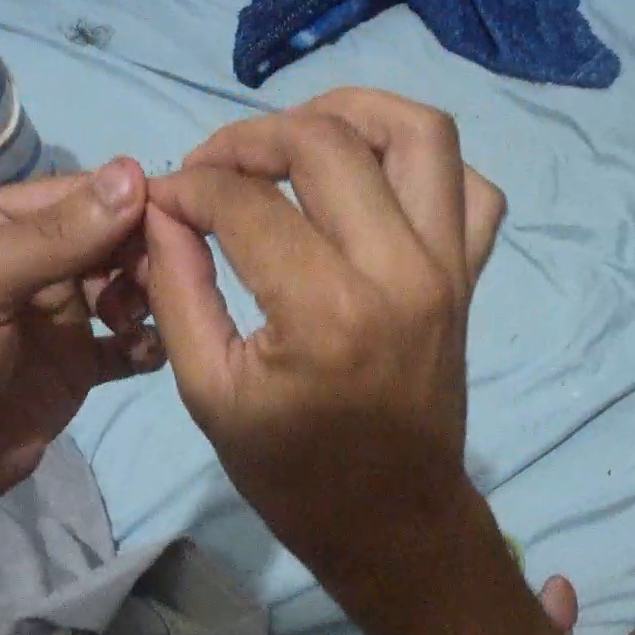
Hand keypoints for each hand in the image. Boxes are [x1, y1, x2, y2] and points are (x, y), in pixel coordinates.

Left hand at [0, 159, 162, 538]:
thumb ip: (53, 236)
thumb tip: (134, 171)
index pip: (78, 195)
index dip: (130, 202)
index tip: (180, 220)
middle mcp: (29, 264)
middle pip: (109, 241)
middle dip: (143, 255)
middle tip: (165, 283)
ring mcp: (55, 320)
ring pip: (125, 291)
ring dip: (148, 298)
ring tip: (142, 322)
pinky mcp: (74, 371)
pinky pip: (125, 348)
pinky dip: (146, 346)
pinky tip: (151, 354)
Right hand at [143, 89, 503, 570]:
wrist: (392, 520)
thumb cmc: (294, 473)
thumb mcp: (210, 391)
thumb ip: (177, 289)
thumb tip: (161, 208)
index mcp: (327, 313)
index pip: (247, 203)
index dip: (189, 187)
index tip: (165, 197)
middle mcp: (400, 272)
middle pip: (327, 142)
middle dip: (252, 135)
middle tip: (215, 166)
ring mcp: (448, 269)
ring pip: (420, 134)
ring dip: (352, 114)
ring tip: (297, 137)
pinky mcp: (470, 278)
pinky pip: (472, 189)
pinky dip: (426, 167)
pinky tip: (375, 184)